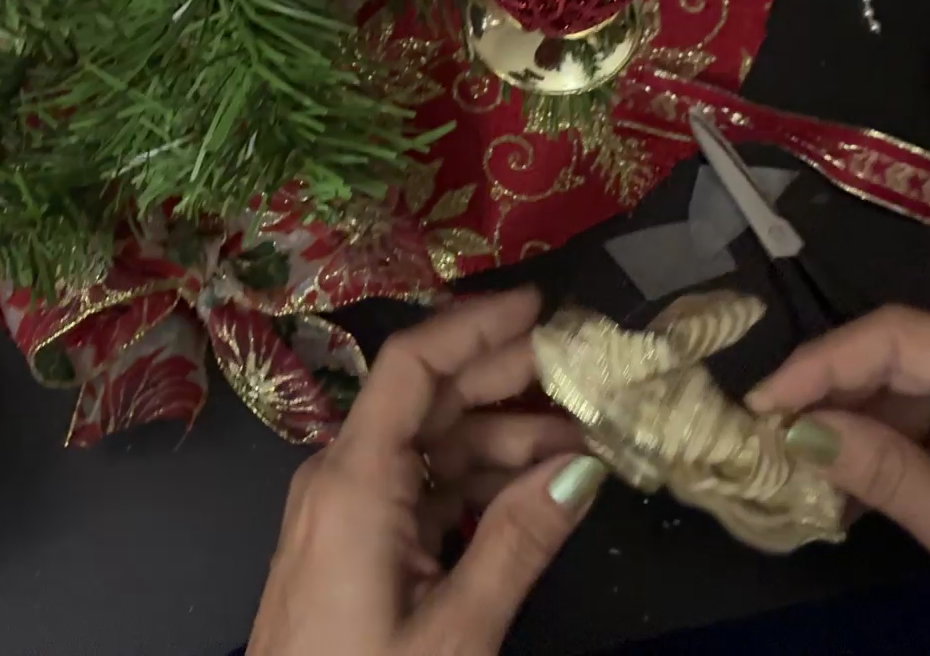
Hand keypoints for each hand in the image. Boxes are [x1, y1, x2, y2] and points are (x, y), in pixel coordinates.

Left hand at [247, 287, 606, 655]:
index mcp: (354, 478)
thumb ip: (519, 542)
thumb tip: (586, 468)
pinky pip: (422, 484)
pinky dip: (477, 479)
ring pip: (430, 442)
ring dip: (502, 437)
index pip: (411, 365)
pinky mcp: (356, 535)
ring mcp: (347, 503)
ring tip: (580, 443)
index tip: (537, 306)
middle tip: (579, 369)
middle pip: (427, 397)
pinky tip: (531, 486)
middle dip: (505, 377)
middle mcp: (343, 471)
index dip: (473, 324)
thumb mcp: (455, 634)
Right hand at [747, 306, 929, 655]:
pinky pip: (915, 413)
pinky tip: (843, 474)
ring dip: (845, 418)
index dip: (820, 361)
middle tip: (771, 430)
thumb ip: (885, 474)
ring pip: (895, 381)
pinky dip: (873, 441)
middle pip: (891, 352)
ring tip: (798, 456)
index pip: (896, 336)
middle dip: (826, 390)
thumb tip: (793, 431)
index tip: (765, 404)